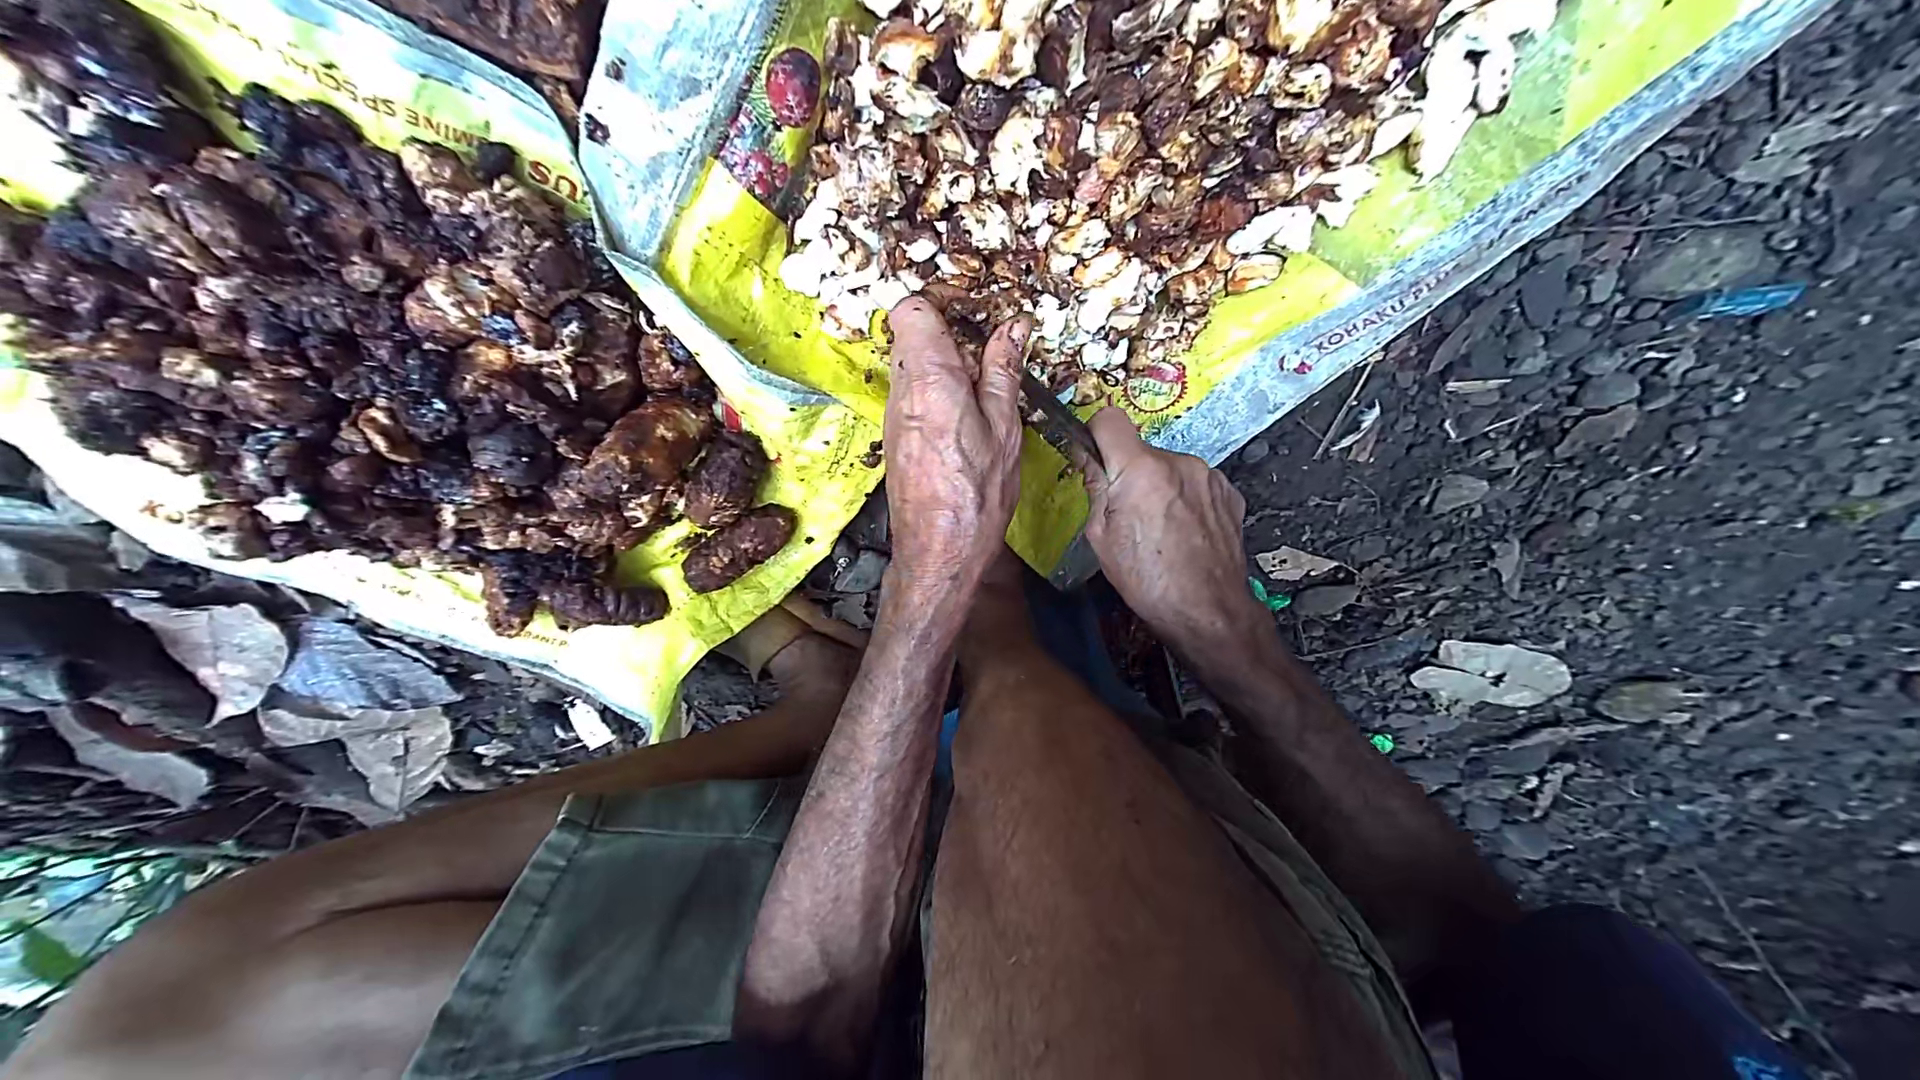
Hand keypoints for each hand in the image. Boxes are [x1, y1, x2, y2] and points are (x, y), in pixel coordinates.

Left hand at [882, 298, 1027, 594]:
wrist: (939, 552)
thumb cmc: (975, 499)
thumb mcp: (1004, 431)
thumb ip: (1003, 372)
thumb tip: (1012, 328)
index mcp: (930, 380)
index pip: (910, 310)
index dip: (941, 307)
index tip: (972, 319)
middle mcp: (902, 392)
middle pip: (912, 337)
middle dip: (950, 340)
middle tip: (988, 362)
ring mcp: (893, 415)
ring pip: (912, 367)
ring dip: (946, 370)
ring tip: (982, 399)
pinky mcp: (894, 436)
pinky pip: (912, 397)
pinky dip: (937, 396)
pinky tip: (965, 424)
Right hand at [1082, 408, 1270, 662]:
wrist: (1207, 609)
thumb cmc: (1147, 580)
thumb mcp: (1100, 537)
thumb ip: (1095, 489)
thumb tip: (1088, 459)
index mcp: (1140, 471)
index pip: (1109, 419)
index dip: (1097, 435)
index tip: (1096, 456)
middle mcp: (1178, 462)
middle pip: (1141, 450)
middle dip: (1129, 472)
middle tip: (1127, 512)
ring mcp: (1208, 476)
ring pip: (1168, 467)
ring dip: (1159, 485)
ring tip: (1159, 527)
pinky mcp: (1228, 491)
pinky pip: (1193, 482)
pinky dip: (1184, 497)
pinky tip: (1182, 530)